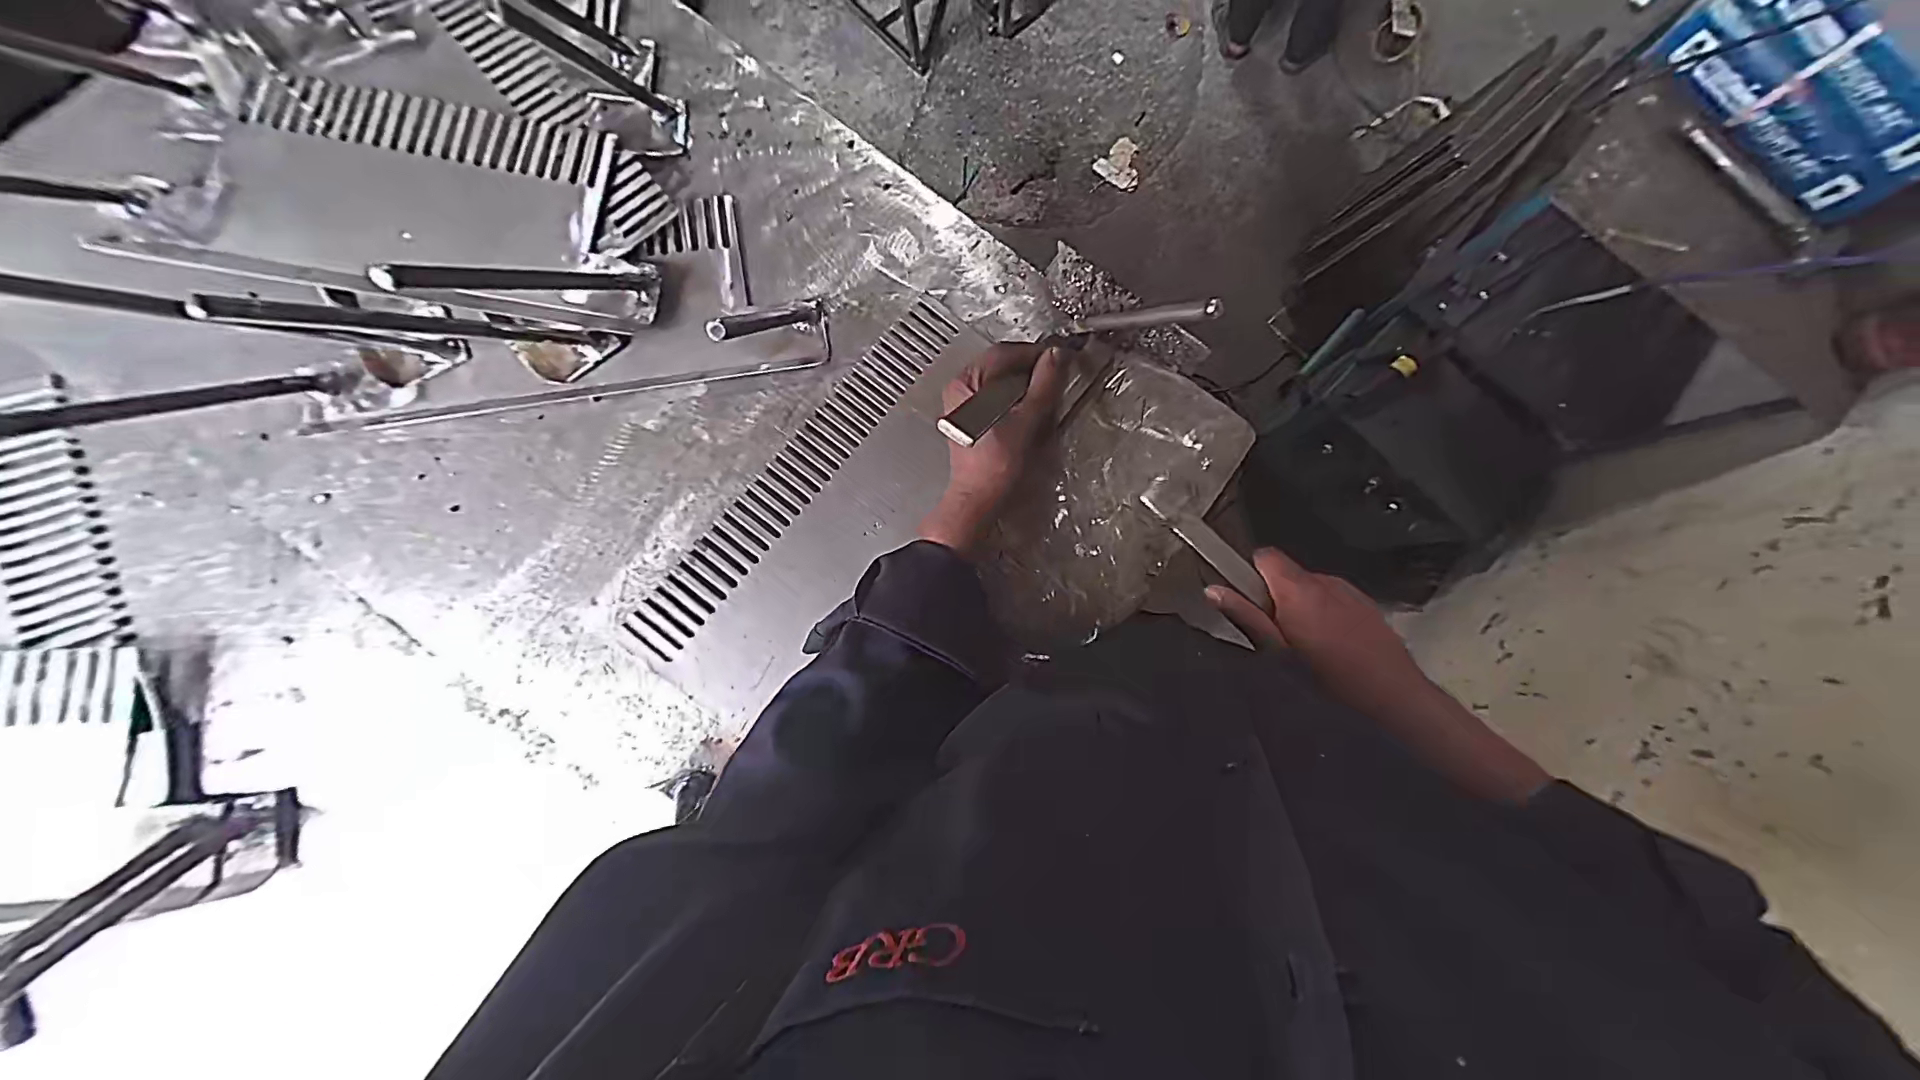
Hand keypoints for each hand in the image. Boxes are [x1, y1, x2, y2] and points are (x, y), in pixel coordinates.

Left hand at [917, 342, 1067, 556]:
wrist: (979, 500)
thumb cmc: (993, 467)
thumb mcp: (1026, 421)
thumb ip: (1043, 386)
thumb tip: (1056, 357)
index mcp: (964, 385)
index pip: (1004, 352)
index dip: (1035, 353)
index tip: (1059, 358)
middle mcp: (959, 391)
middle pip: (1001, 365)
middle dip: (1031, 368)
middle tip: (1056, 374)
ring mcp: (963, 406)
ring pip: (1000, 381)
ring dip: (1025, 384)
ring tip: (1046, 394)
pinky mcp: (971, 421)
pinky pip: (996, 397)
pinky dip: (1016, 399)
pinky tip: (1031, 411)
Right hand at [1206, 548, 1428, 716]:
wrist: (1390, 691)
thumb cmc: (1327, 675)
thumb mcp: (1276, 650)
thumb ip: (1244, 615)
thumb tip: (1213, 590)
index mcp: (1296, 589)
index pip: (1265, 555)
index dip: (1251, 572)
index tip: (1249, 598)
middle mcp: (1322, 580)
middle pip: (1286, 572)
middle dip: (1275, 594)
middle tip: (1277, 630)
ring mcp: (1347, 589)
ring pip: (1309, 586)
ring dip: (1301, 604)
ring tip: (1306, 641)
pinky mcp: (1365, 602)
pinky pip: (1332, 596)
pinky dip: (1324, 611)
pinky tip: (1331, 642)